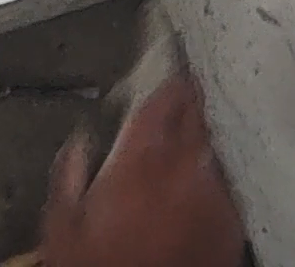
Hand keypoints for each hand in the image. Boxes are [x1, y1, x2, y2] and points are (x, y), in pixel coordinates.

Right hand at [37, 72, 245, 266]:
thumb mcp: (64, 224)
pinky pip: (224, 184)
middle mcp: (183, 170)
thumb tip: (79, 144)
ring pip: (212, 148)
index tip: (174, 68)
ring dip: (202, 136)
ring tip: (193, 131)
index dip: (172, 80)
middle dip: (191, 99)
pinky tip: (202, 179)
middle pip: (196, 116)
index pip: (166, 100)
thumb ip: (69, 174)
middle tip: (187, 87)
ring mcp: (212, 198)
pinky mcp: (230, 228)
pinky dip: (213, 175)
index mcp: (142, 159)